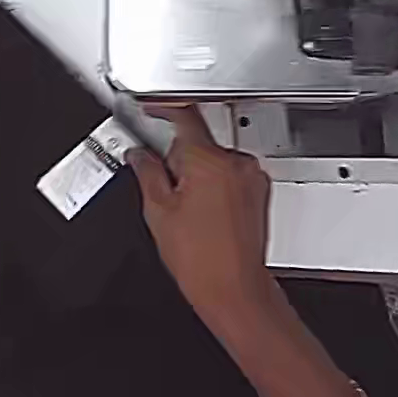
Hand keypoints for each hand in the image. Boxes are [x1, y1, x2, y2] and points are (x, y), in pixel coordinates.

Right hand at [128, 106, 280, 319]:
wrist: (234, 288)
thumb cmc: (201, 258)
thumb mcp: (158, 211)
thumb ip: (146, 171)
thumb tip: (138, 154)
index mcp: (209, 161)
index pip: (184, 116)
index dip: (162, 108)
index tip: (151, 108)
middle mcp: (236, 163)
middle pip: (198, 143)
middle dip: (178, 160)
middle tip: (168, 191)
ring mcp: (251, 176)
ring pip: (214, 159)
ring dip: (198, 173)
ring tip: (190, 211)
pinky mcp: (259, 190)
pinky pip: (230, 174)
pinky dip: (216, 184)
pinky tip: (207, 213)